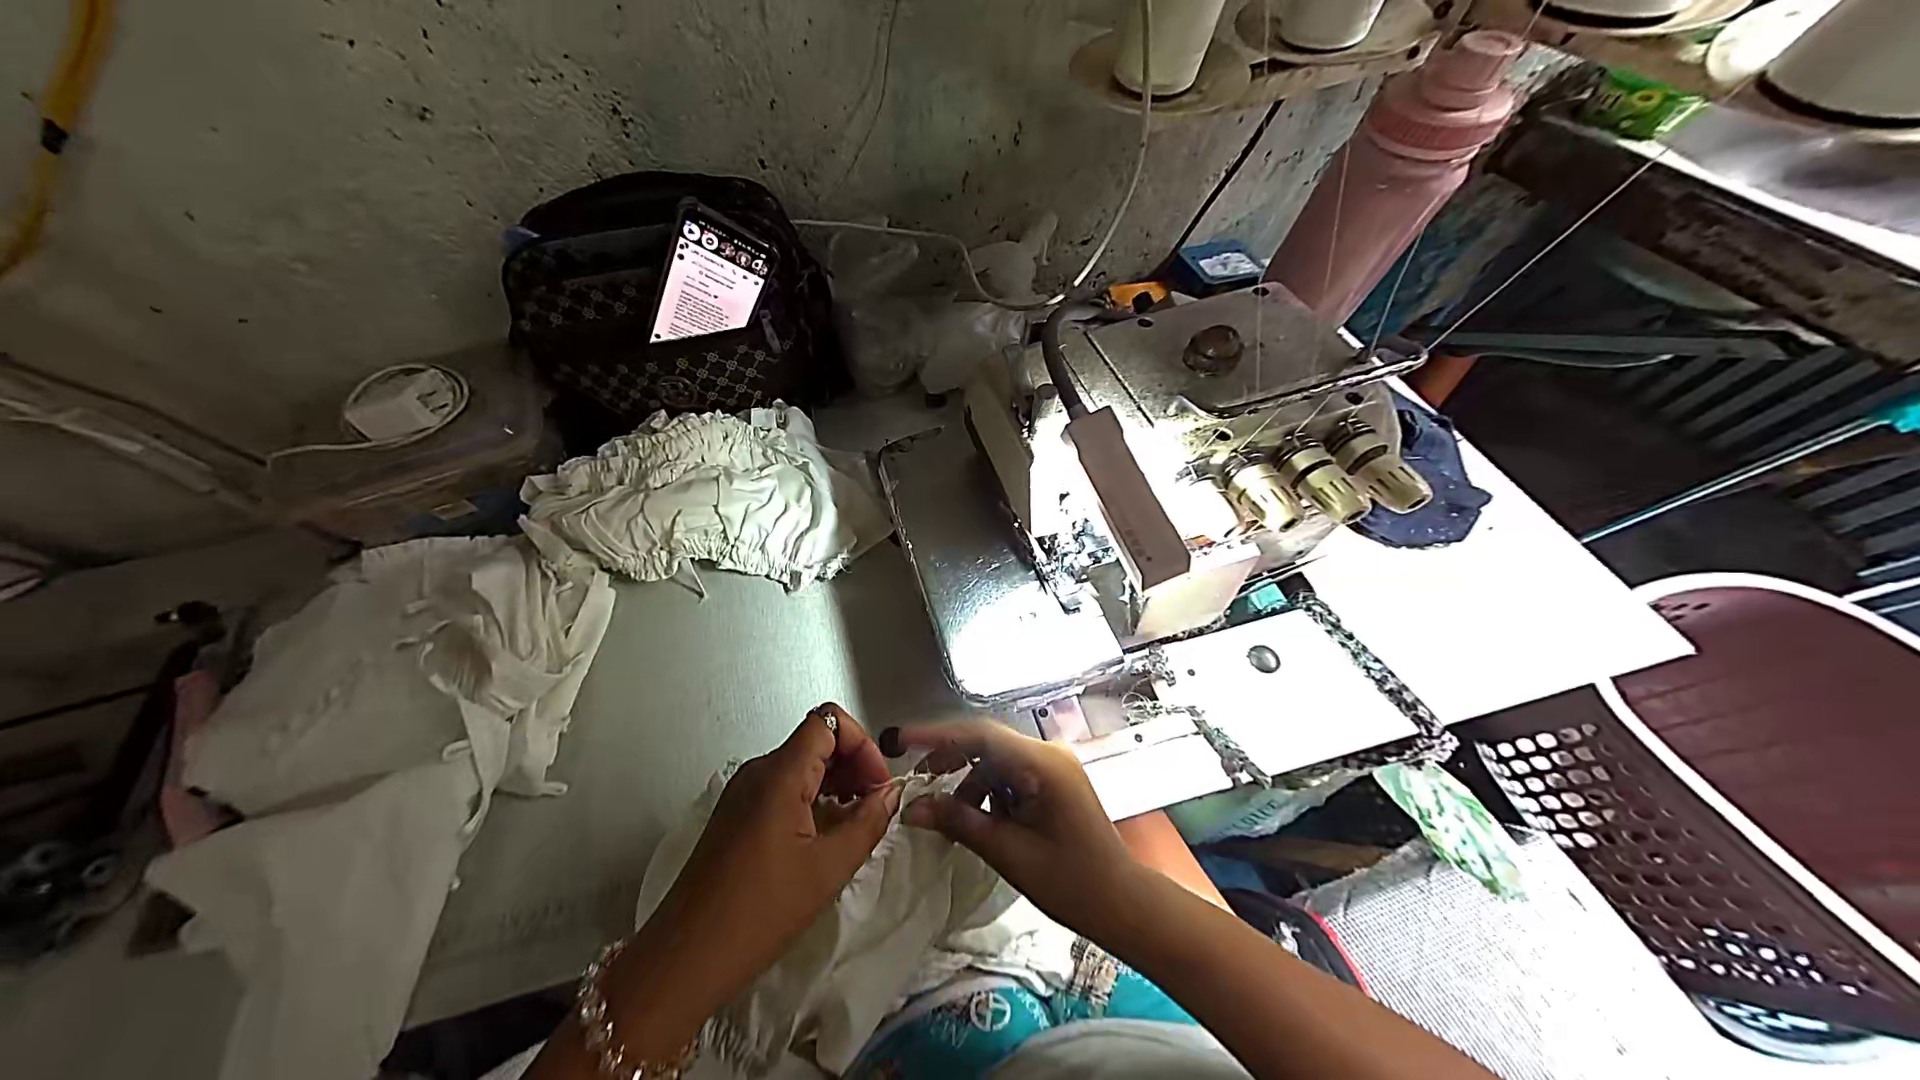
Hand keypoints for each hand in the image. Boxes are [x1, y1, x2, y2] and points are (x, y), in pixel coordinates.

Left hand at [607, 704, 899, 1054]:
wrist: (683, 959)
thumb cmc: (757, 914)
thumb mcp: (827, 869)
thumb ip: (868, 823)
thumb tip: (891, 794)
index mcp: (779, 774)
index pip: (829, 721)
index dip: (863, 745)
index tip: (878, 785)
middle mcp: (758, 772)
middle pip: (817, 739)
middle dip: (854, 765)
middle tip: (875, 807)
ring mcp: (744, 793)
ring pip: (802, 764)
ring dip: (836, 784)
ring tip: (855, 825)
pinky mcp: (737, 814)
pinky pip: (784, 787)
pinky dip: (813, 800)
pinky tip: (826, 837)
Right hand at [894, 720, 1138, 935]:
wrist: (1122, 903)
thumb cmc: (1071, 881)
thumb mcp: (1007, 852)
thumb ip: (958, 822)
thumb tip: (912, 808)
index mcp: (1042, 764)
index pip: (980, 735)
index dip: (937, 736)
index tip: (902, 739)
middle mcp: (1049, 754)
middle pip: (988, 743)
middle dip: (950, 759)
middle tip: (919, 781)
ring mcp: (1054, 766)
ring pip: (997, 759)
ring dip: (969, 780)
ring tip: (948, 813)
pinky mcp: (1054, 781)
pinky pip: (1012, 774)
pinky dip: (989, 791)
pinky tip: (978, 818)